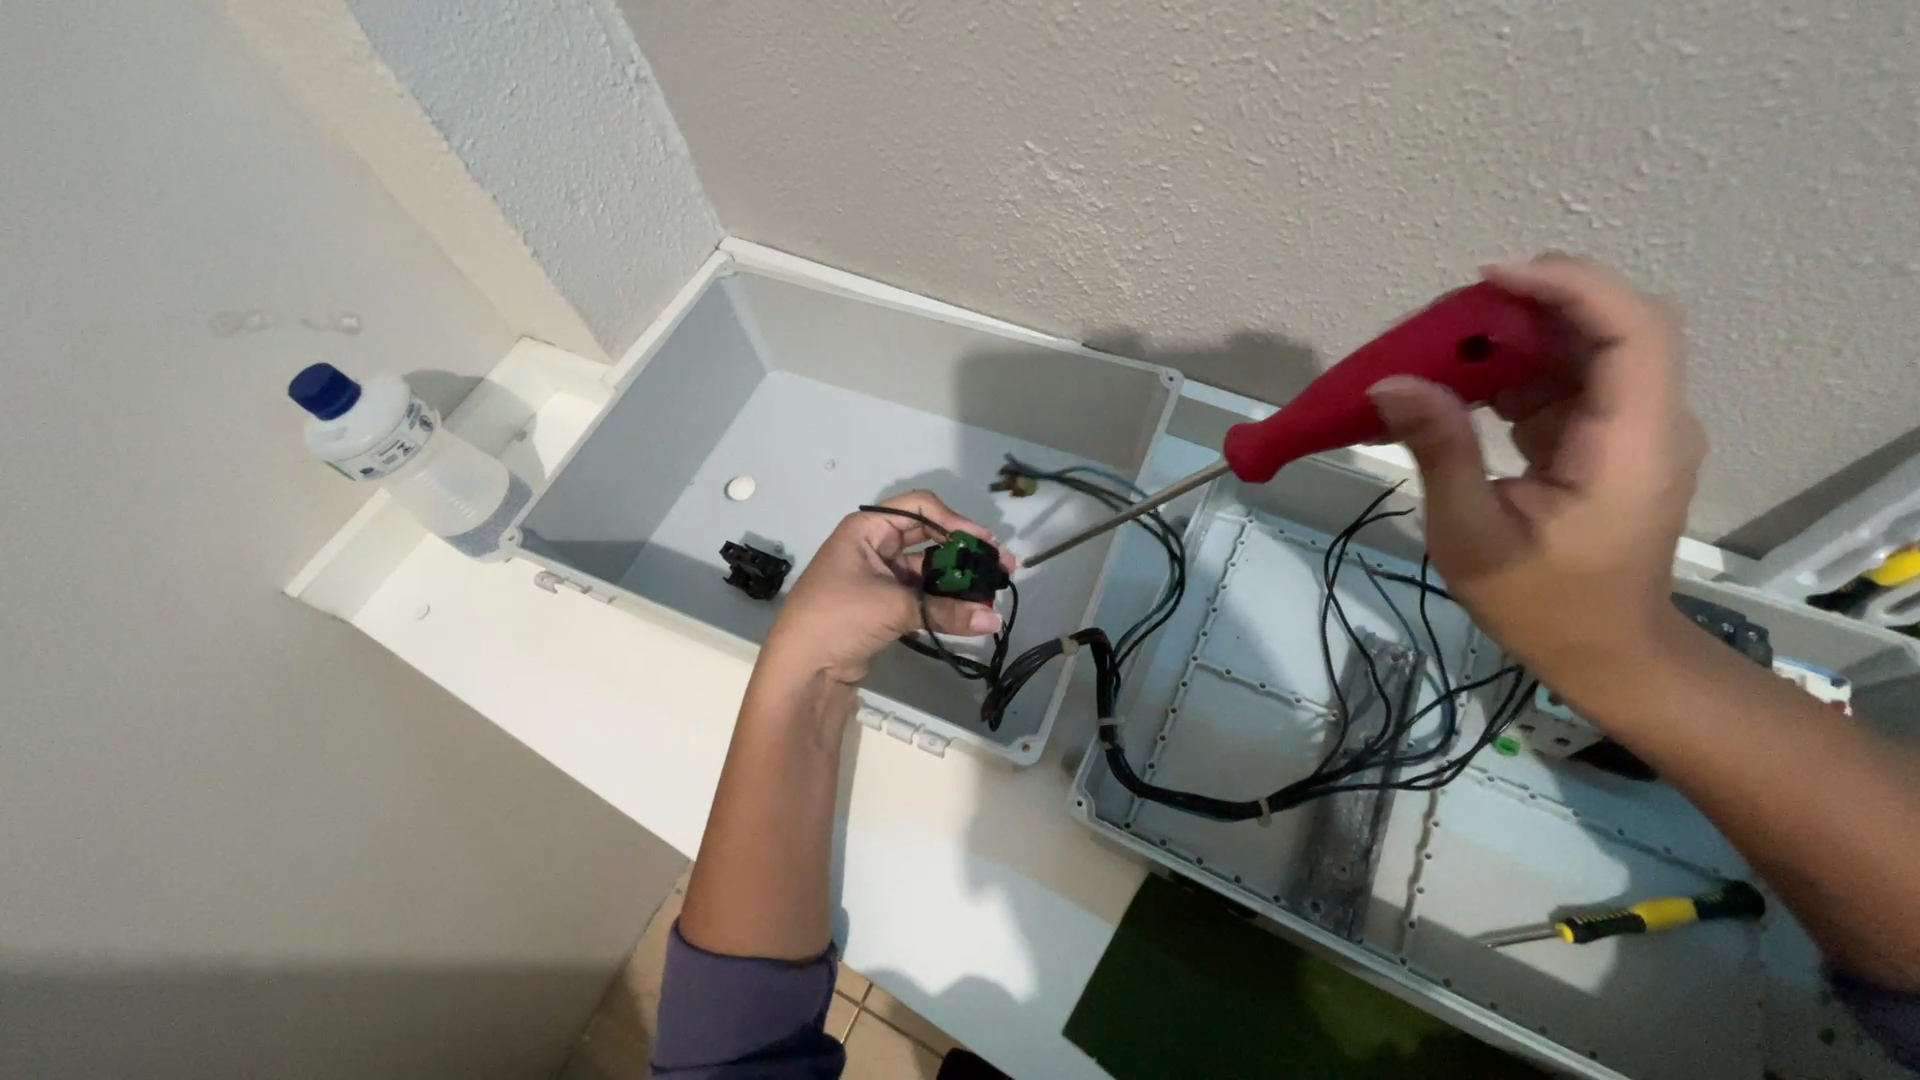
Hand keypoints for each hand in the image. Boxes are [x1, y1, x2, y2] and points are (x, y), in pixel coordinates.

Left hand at [762, 491, 1014, 683]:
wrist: (802, 669)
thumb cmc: (839, 618)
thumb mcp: (895, 607)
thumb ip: (947, 612)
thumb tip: (994, 620)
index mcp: (866, 528)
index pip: (920, 508)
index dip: (955, 521)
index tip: (985, 542)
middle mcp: (872, 546)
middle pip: (927, 538)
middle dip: (963, 551)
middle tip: (1000, 566)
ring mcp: (877, 577)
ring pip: (926, 570)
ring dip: (957, 579)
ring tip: (992, 590)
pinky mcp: (882, 605)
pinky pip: (920, 595)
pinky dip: (943, 602)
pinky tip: (970, 611)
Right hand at [1366, 255, 1705, 688]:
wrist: (1602, 648)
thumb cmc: (1540, 602)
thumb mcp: (1472, 535)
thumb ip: (1440, 452)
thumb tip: (1392, 384)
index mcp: (1631, 443)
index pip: (1630, 330)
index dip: (1567, 287)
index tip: (1488, 278)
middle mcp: (1649, 421)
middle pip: (1613, 326)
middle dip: (1533, 305)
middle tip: (1449, 317)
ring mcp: (1631, 428)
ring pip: (1586, 349)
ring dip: (1516, 337)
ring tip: (1439, 349)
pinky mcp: (1605, 439)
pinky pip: (1565, 382)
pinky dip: (1512, 371)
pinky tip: (1458, 387)